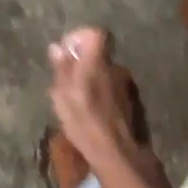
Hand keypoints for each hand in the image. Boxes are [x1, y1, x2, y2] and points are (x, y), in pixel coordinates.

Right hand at [48, 28, 154, 180]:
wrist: (118, 153)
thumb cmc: (85, 123)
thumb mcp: (62, 96)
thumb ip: (62, 69)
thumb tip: (57, 47)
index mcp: (96, 65)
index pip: (95, 34)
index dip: (79, 37)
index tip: (65, 53)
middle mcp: (114, 69)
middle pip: (97, 53)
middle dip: (80, 62)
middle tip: (64, 81)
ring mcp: (125, 85)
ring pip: (103, 71)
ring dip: (89, 78)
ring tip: (75, 99)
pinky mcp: (129, 100)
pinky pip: (110, 85)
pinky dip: (99, 91)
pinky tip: (90, 110)